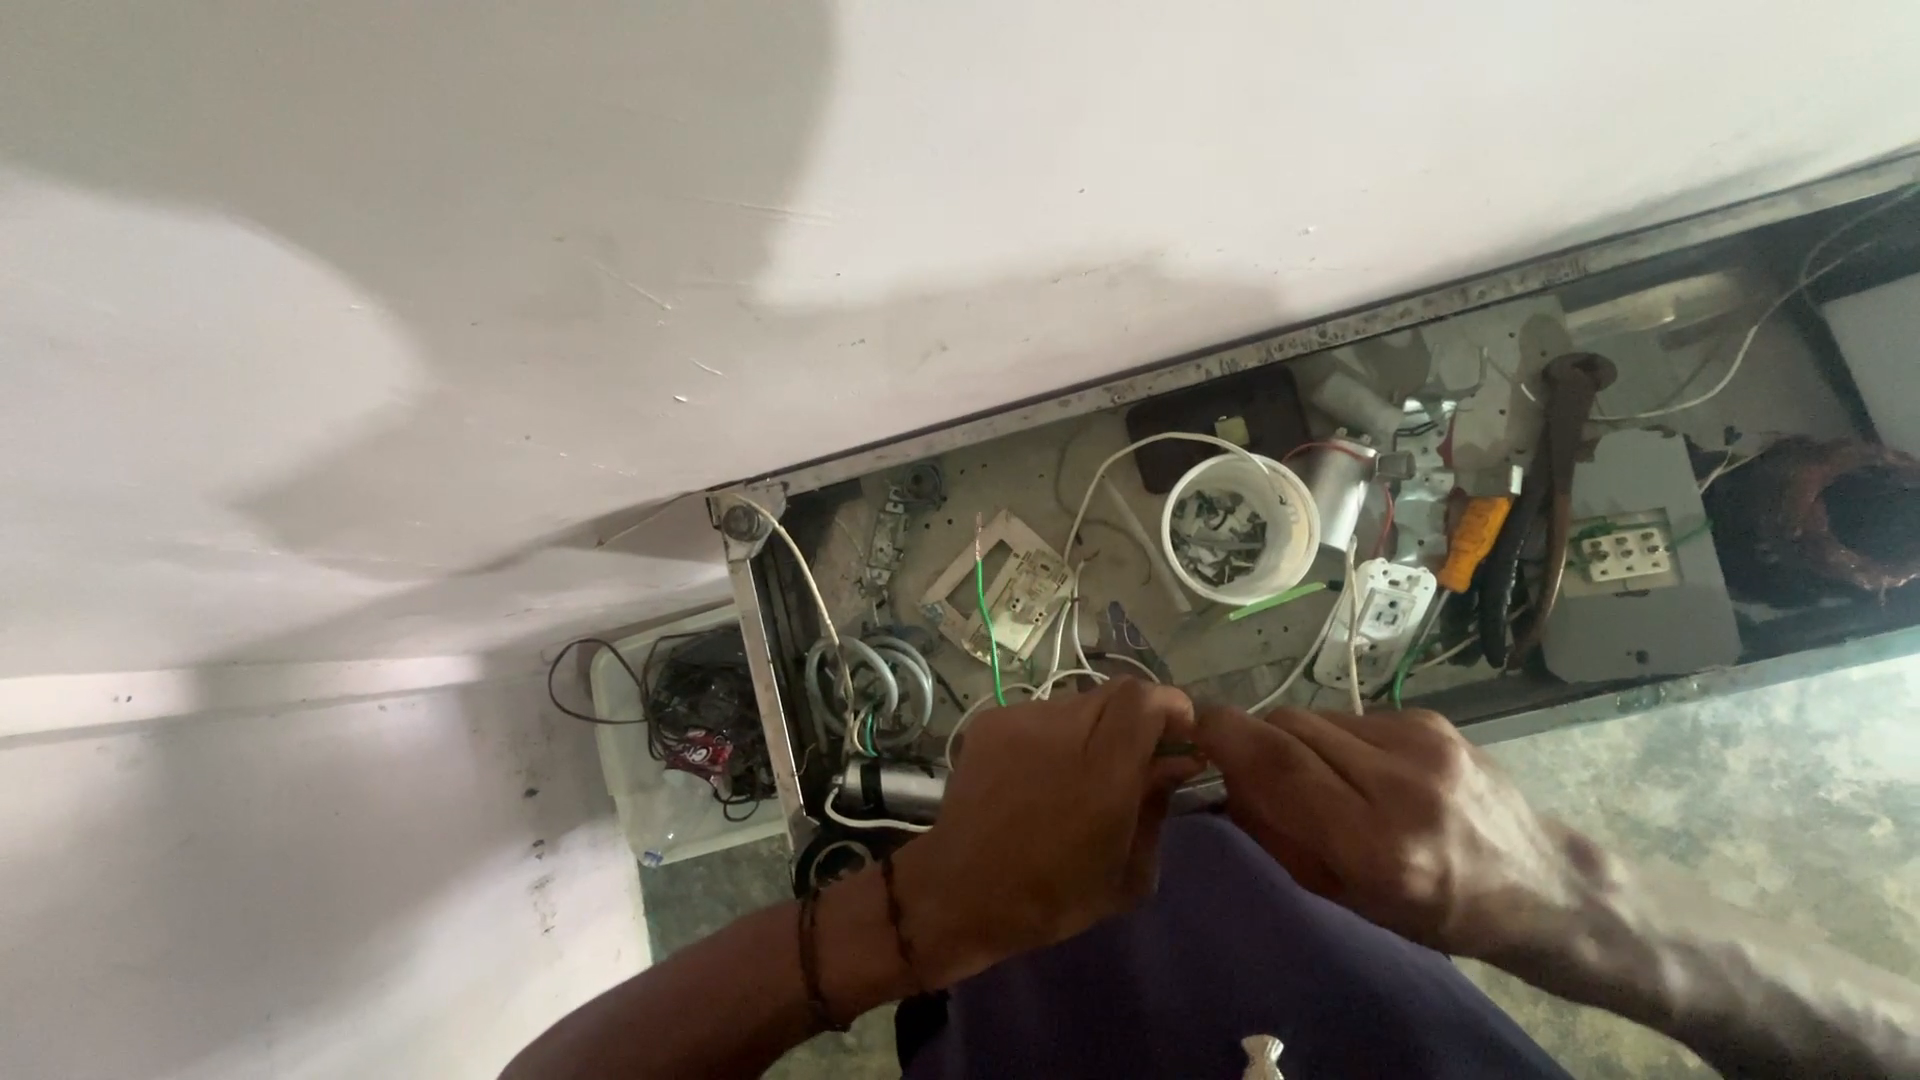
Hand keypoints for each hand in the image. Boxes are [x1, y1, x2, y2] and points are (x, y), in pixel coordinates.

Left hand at [892, 679, 1199, 986]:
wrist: (960, 891)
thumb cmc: (1053, 896)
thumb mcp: (1128, 870)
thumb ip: (1157, 804)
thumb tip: (1178, 761)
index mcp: (1103, 770)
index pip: (1146, 699)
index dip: (1171, 707)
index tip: (1179, 736)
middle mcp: (1061, 730)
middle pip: (1117, 692)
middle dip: (1137, 718)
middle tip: (1135, 758)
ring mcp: (1020, 719)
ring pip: (1078, 701)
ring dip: (1095, 727)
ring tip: (1082, 771)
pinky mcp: (991, 720)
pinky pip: (1042, 713)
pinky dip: (1056, 734)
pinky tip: (1044, 772)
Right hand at [1192, 705, 1589, 958]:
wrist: (1544, 884)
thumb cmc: (1437, 911)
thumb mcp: (1346, 895)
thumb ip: (1278, 834)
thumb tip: (1227, 781)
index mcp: (1376, 845)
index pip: (1277, 765)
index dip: (1224, 736)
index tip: (1192, 728)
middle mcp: (1399, 783)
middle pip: (1287, 727)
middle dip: (1252, 736)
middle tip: (1246, 762)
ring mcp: (1420, 743)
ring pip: (1314, 716)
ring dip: (1295, 739)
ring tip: (1319, 775)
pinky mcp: (1430, 719)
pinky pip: (1349, 716)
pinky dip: (1333, 737)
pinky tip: (1361, 768)